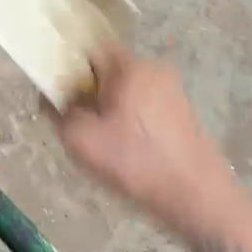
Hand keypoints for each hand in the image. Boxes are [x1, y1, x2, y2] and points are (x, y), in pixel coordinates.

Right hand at [48, 44, 237, 228]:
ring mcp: (173, 92)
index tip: (54, 88)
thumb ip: (55, 110)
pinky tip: (125, 149)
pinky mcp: (184, 116)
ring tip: (99, 138)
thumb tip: (50, 97)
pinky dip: (129, 120)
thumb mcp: (79, 138)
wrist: (201, 204)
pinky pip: (143, 106)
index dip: (64, 64)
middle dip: (85, 89)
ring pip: (124, 89)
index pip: (85, 47)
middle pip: (105, 69)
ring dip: (107, 107)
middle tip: (74, 118)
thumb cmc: (136, 163)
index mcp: (130, 66)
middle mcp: (154, 69)